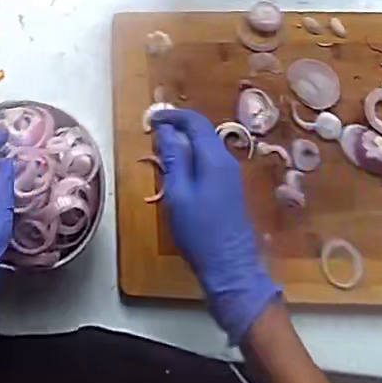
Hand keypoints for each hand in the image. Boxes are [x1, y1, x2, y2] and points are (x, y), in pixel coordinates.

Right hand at [151, 108, 280, 341]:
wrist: (230, 266)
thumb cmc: (199, 232)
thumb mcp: (178, 194)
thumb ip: (174, 159)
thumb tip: (166, 131)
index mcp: (214, 158)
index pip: (195, 122)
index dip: (173, 116)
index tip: (151, 119)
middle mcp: (227, 160)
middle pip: (203, 131)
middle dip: (178, 126)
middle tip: (153, 134)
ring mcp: (231, 173)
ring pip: (206, 145)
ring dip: (184, 141)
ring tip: (160, 151)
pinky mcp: (230, 186)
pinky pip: (209, 159)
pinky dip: (192, 155)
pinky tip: (178, 169)